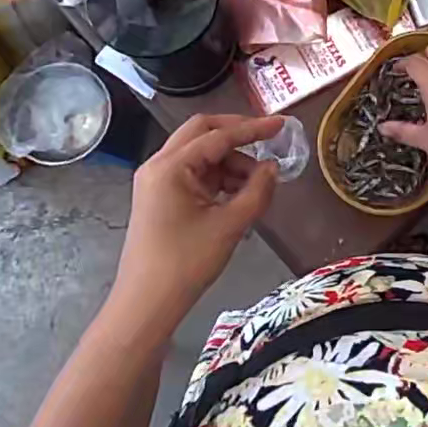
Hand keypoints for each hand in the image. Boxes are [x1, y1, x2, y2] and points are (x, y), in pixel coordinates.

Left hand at [114, 114, 281, 319]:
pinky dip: (217, 177)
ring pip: (199, 154)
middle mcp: (159, 165)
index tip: (280, 125)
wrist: (147, 302)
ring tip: (258, 183)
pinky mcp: (159, 196)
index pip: (217, 135)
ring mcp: (156, 180)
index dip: (252, 129)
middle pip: (202, 133)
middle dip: (237, 136)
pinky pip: (193, 174)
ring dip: (229, 161)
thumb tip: (273, 168)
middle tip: (268, 142)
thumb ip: (256, 191)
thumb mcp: (229, 225)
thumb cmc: (186, 263)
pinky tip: (239, 193)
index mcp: (170, 166)